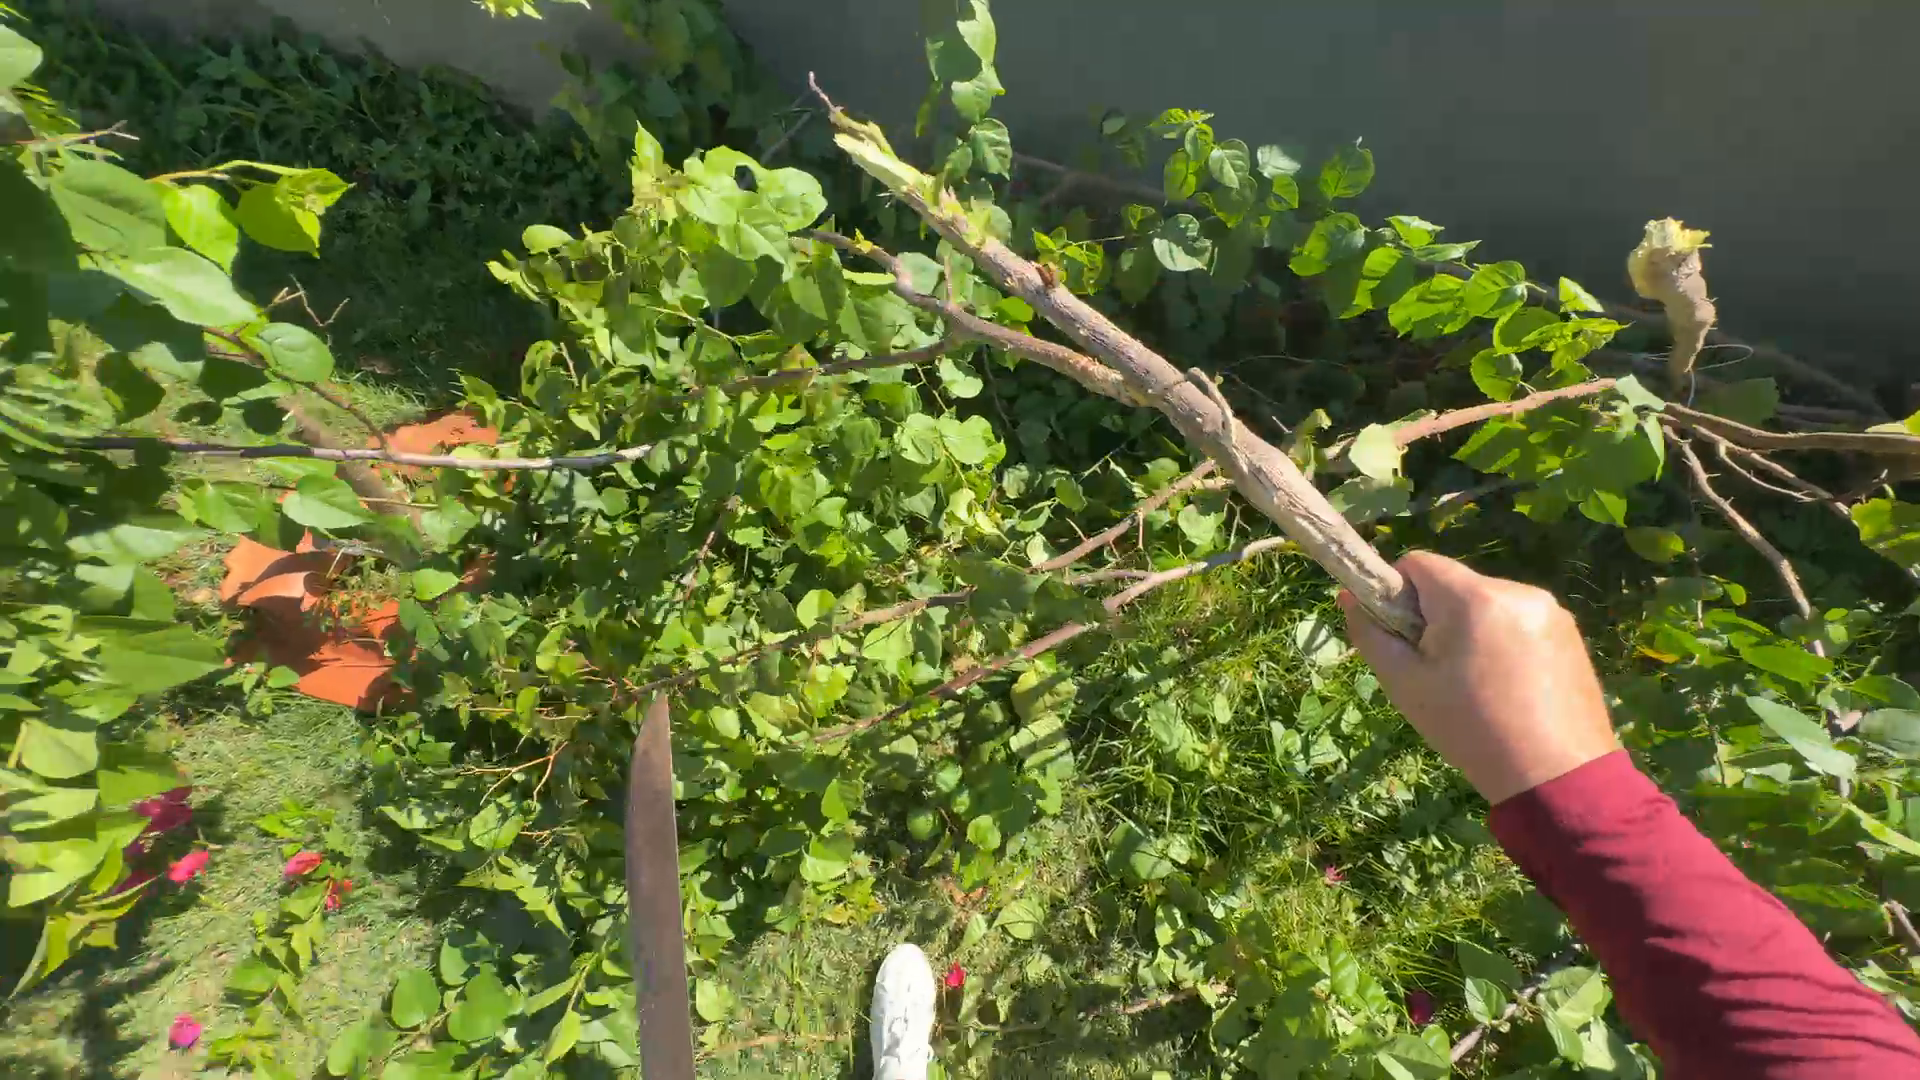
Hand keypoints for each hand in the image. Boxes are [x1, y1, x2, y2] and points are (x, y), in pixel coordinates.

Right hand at [1338, 551, 1618, 803]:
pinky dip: (1496, 637)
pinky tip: (1502, 681)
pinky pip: (1512, 617)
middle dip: (1431, 613)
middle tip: (1432, 664)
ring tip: (1470, 678)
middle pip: (1450, 583)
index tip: (1401, 633)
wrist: (1557, 776)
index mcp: (1472, 599)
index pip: (1416, 563)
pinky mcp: (1568, 631)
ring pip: (1481, 600)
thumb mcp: (1403, 682)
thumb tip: (1347, 596)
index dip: (1395, 592)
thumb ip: (1370, 632)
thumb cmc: (1467, 727)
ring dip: (1465, 625)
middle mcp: (1516, 591)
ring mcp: (1549, 610)